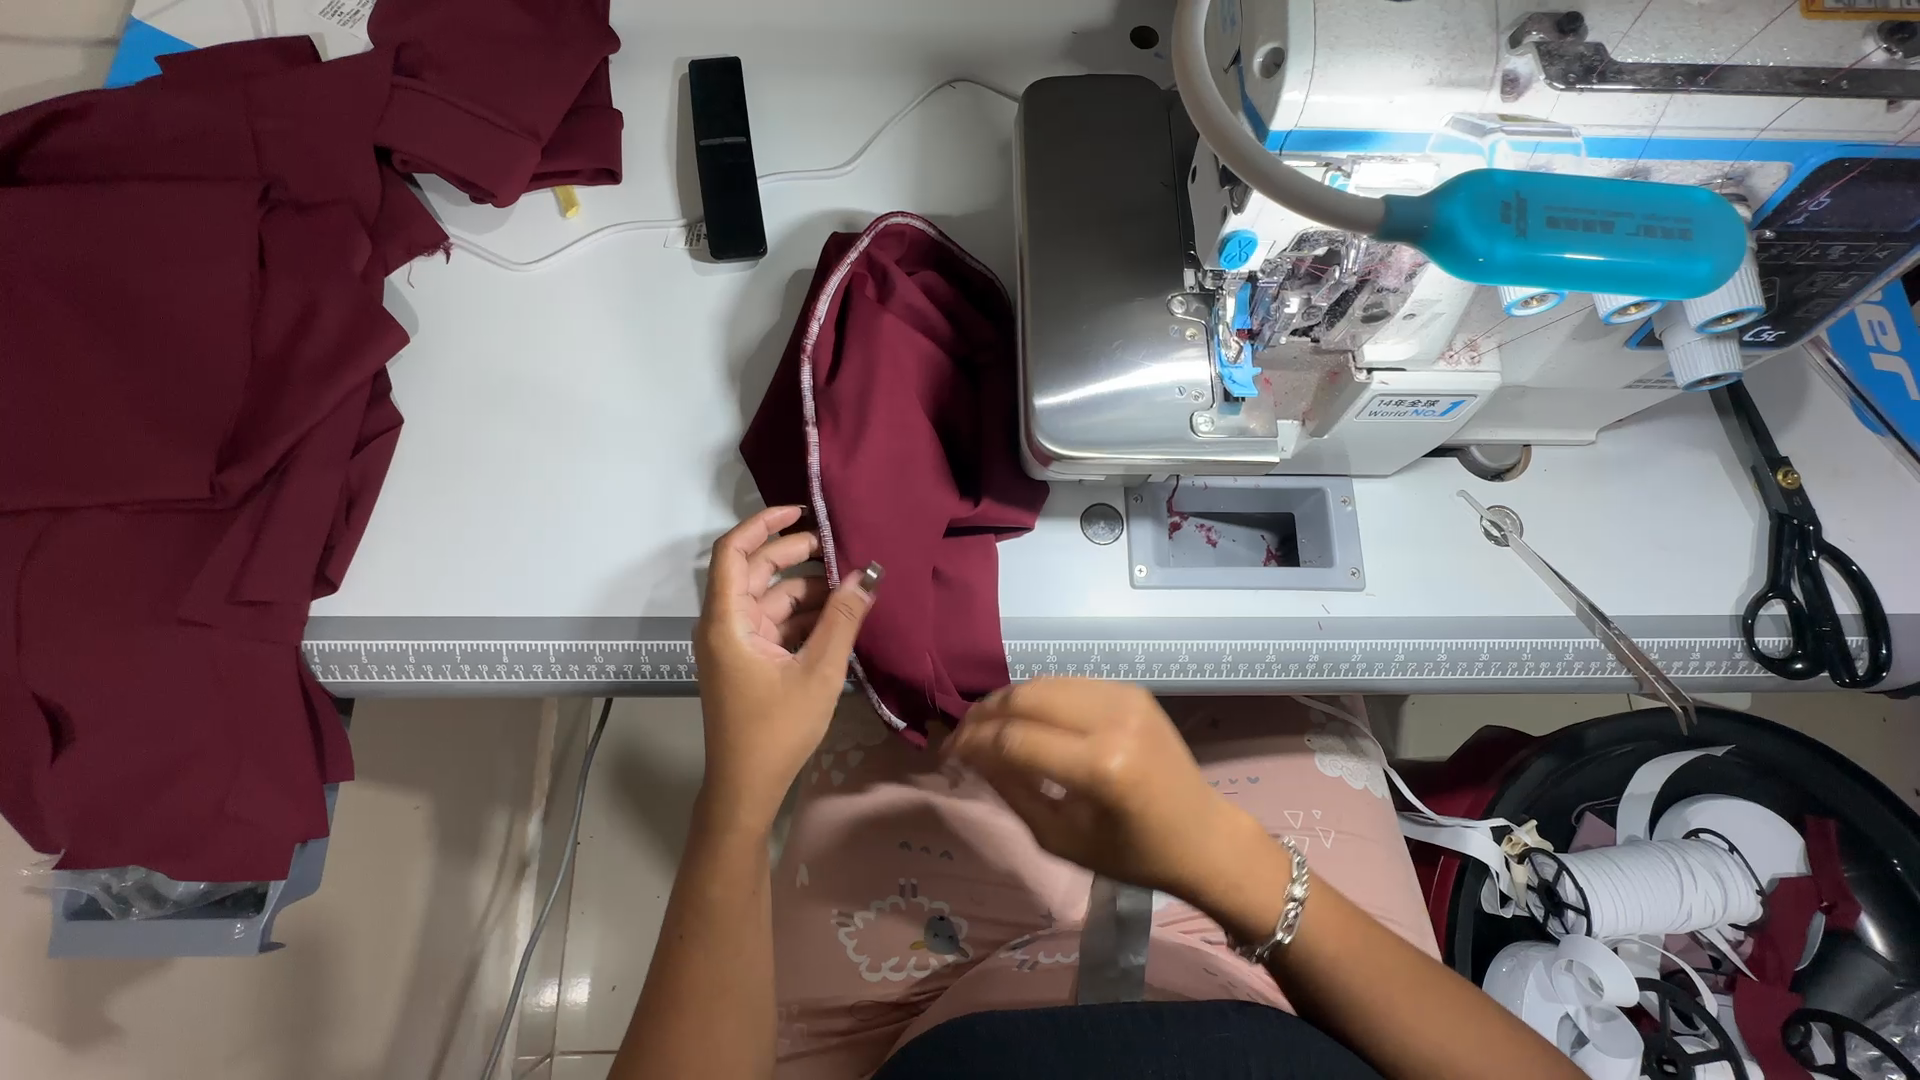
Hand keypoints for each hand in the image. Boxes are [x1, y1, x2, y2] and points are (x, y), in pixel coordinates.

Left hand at [694, 506, 878, 828]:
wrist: (746, 787)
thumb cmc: (777, 729)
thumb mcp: (819, 672)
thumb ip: (843, 619)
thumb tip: (868, 574)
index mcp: (727, 621)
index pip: (733, 552)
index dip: (764, 525)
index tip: (801, 512)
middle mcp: (723, 625)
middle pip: (754, 572)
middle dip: (793, 555)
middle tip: (836, 548)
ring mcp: (733, 644)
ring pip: (768, 599)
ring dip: (804, 590)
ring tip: (846, 586)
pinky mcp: (746, 660)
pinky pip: (772, 624)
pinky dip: (800, 617)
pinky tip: (835, 618)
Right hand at [944, 678, 1261, 898]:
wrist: (1203, 835)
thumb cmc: (1132, 854)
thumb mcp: (1061, 838)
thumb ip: (1011, 790)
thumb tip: (970, 754)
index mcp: (1100, 767)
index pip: (1014, 740)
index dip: (971, 744)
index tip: (947, 755)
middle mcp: (1113, 720)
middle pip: (1024, 698)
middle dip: (983, 715)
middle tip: (961, 737)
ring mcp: (1126, 697)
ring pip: (1043, 682)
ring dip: (1007, 701)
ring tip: (985, 726)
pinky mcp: (1132, 689)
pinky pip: (1068, 684)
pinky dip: (1038, 697)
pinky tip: (1024, 719)